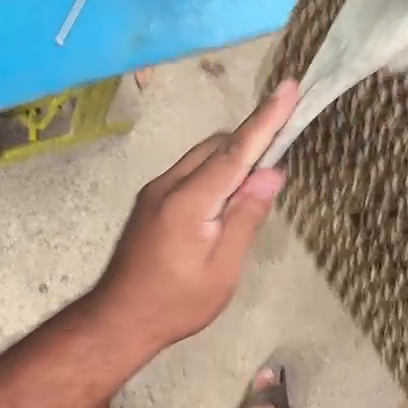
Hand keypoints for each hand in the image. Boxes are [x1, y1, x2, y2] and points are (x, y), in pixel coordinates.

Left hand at [86, 80, 297, 348]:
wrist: (119, 319)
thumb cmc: (177, 303)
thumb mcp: (222, 268)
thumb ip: (245, 216)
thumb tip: (271, 173)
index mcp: (188, 201)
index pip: (235, 151)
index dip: (266, 120)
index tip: (288, 88)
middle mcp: (167, 185)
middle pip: (216, 146)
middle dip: (252, 137)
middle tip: (287, 138)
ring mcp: (154, 191)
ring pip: (201, 156)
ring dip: (232, 155)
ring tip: (262, 171)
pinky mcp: (150, 201)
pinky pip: (189, 171)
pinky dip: (214, 170)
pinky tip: (229, 192)